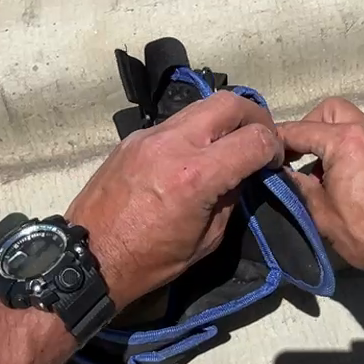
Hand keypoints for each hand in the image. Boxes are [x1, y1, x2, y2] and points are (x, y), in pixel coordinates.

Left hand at [68, 92, 283, 307]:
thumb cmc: (150, 260)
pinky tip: (196, 153)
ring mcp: (149, 136)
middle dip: (254, 117)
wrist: (90, 258)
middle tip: (259, 139)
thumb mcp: (207, 240)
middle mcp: (173, 145)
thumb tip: (246, 172)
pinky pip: (175, 122)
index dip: (273, 147)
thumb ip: (231, 198)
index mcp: (195, 176)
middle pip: (229, 103)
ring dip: (224, 119)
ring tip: (230, 143)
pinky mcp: (133, 137)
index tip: (273, 162)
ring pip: (201, 105)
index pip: (253, 139)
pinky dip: (196, 129)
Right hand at [278, 98, 363, 297]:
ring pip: (352, 122)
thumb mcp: (322, 214)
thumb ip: (300, 186)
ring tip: (322, 170)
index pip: (301, 129)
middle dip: (310, 126)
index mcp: (346, 142)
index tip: (265, 150)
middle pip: (330, 110)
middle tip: (298, 154)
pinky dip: (352, 147)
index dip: (278, 138)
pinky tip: (346, 178)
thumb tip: (285, 173)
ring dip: (332, 136)